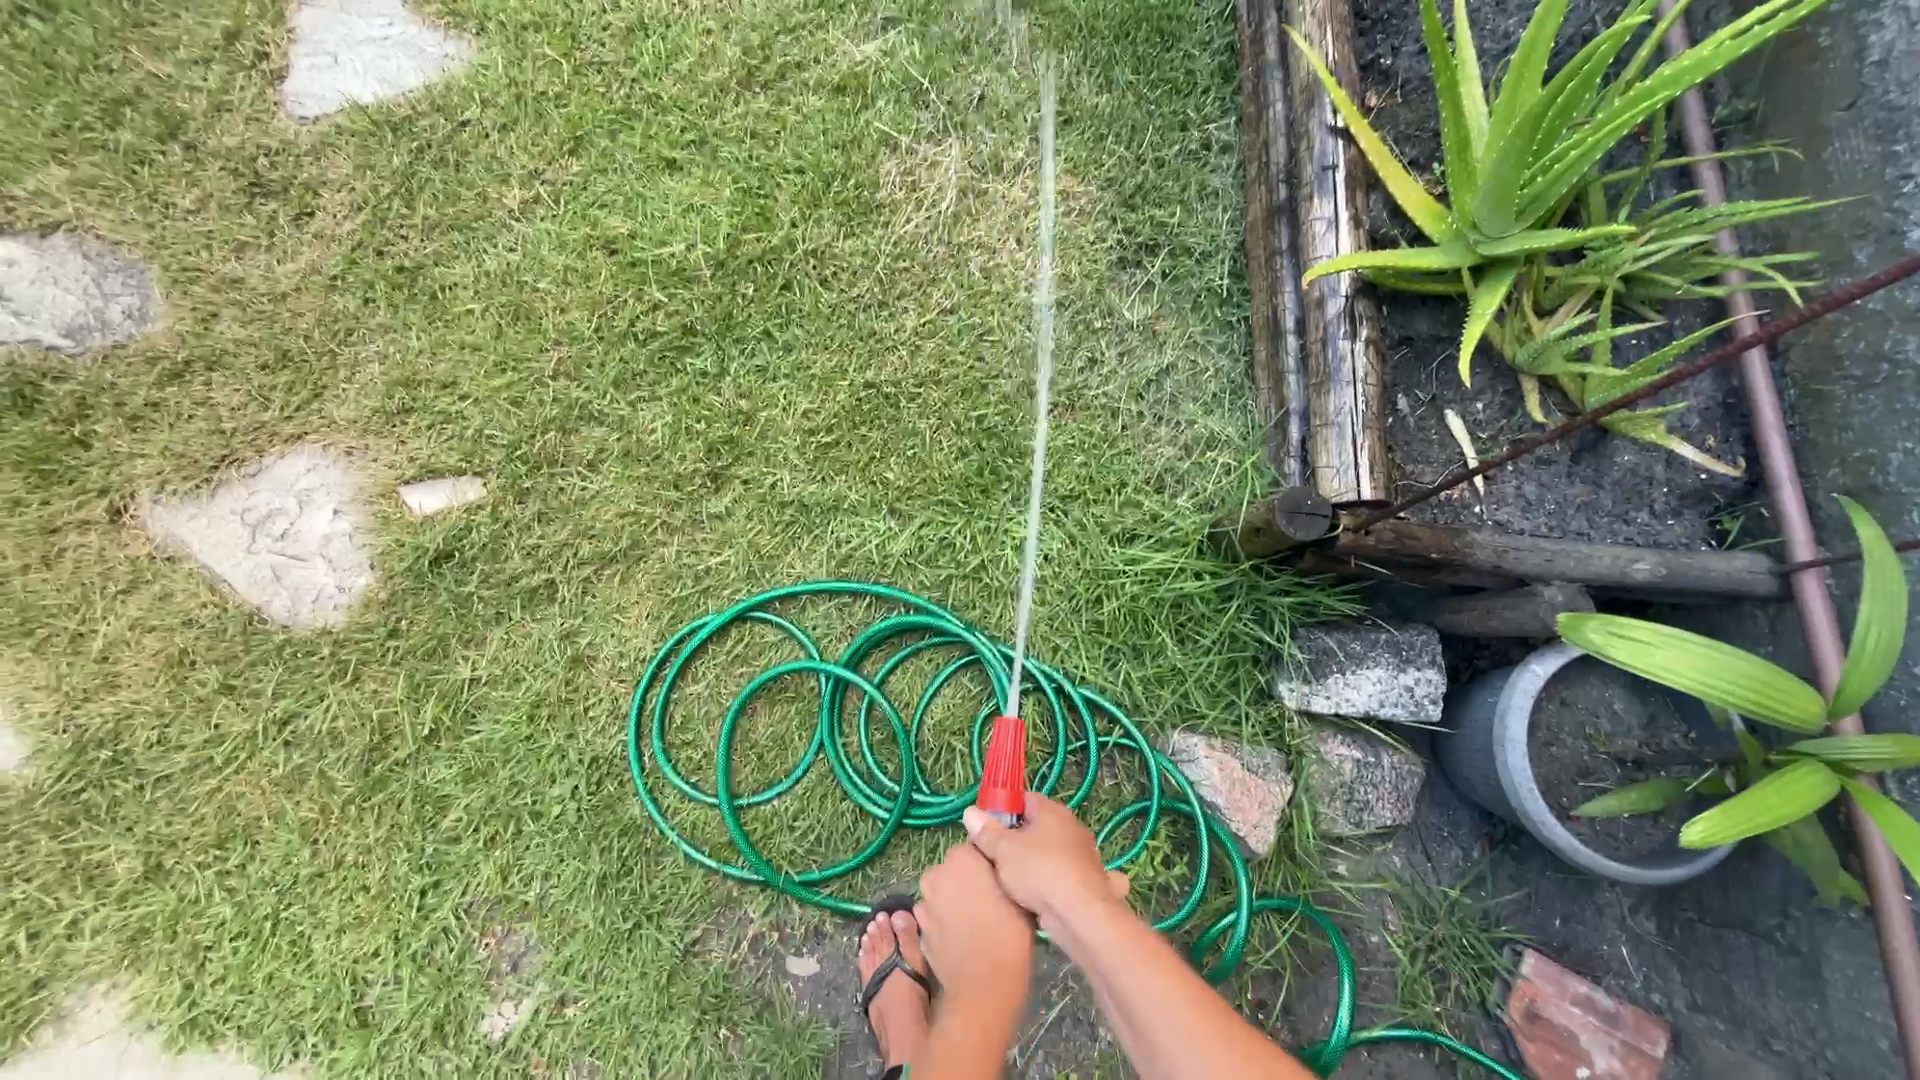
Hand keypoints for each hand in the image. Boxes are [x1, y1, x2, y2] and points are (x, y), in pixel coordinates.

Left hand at [915, 841, 1032, 1021]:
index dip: (986, 863)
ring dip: (952, 899)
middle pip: (953, 869)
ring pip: (941, 892)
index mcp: (962, 858)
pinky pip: (934, 916)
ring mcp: (924, 902)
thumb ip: (1001, 870)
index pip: (973, 847)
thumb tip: (996, 862)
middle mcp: (937, 874)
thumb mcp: (1018, 894)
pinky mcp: (920, 928)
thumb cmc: (1010, 936)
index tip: (999, 879)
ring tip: (974, 921)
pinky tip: (960, 937)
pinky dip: (943, 921)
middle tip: (988, 900)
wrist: (984, 986)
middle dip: (966, 879)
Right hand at [962, 793, 1127, 929]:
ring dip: (1028, 863)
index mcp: (1052, 811)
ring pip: (1045, 853)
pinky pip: (1055, 875)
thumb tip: (970, 812)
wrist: (1079, 913)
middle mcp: (1070, 827)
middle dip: (1014, 839)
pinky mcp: (1084, 882)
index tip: (986, 827)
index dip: (1004, 810)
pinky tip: (1028, 895)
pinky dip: (1043, 882)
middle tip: (991, 854)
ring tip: (1005, 878)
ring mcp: (1080, 855)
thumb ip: (986, 831)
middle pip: (1035, 827)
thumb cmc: (1039, 870)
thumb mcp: (1003, 849)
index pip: (1025, 799)